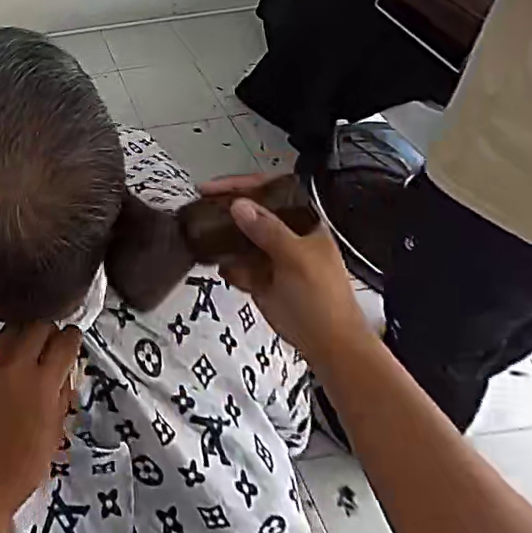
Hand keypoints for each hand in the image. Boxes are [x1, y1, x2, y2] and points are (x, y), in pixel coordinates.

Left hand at [0, 321, 81, 531]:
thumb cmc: (20, 469)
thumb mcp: (54, 432)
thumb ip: (61, 394)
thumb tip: (64, 372)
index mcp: (43, 383)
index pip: (66, 340)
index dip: (73, 339)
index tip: (71, 343)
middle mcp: (17, 364)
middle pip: (40, 325)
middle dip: (50, 334)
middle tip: (48, 349)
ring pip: (14, 327)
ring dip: (24, 336)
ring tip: (24, 354)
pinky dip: (0, 347)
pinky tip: (1, 364)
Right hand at [203, 175, 371, 364]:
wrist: (329, 347)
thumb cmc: (326, 300)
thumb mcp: (296, 258)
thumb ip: (268, 229)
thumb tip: (240, 206)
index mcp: (302, 221)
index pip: (269, 190)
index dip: (240, 185)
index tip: (214, 188)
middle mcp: (286, 235)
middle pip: (250, 212)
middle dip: (227, 209)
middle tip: (202, 206)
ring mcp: (272, 258)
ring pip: (240, 238)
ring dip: (224, 238)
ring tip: (206, 236)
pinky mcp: (261, 280)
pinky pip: (237, 265)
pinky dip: (228, 265)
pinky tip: (223, 267)